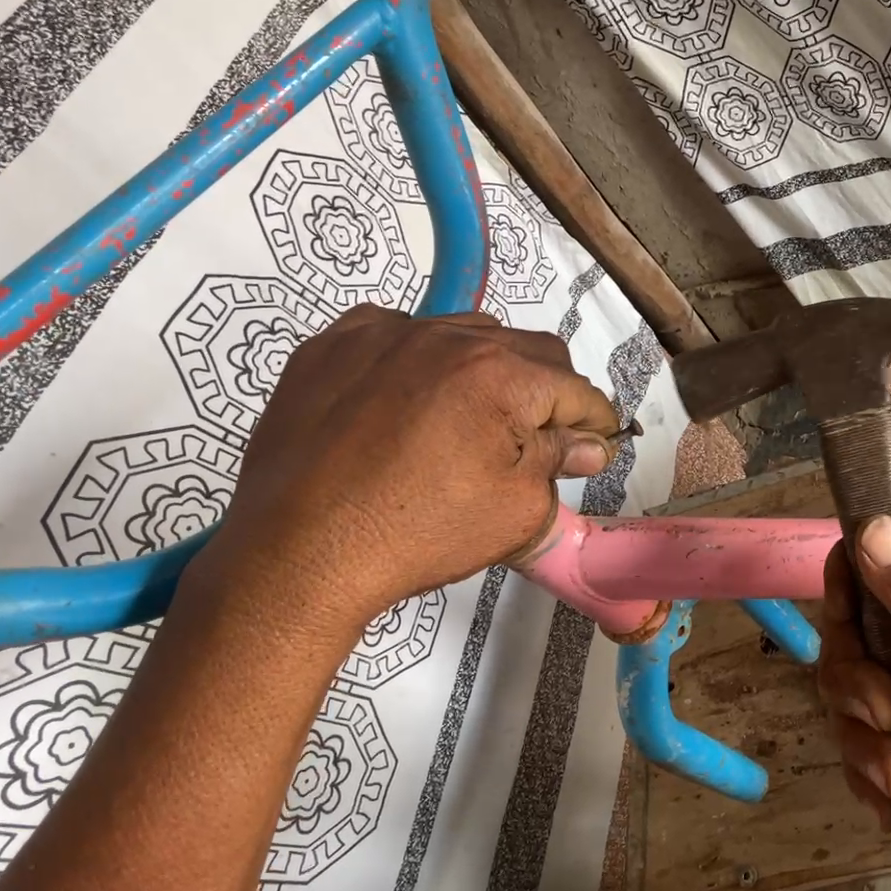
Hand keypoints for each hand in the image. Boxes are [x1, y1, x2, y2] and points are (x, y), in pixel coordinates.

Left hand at [185, 306, 617, 640]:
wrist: (295, 557)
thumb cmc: (419, 535)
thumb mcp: (515, 509)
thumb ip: (560, 463)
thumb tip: (589, 445)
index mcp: (502, 375)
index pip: (577, 389)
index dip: (595, 423)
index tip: (594, 448)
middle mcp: (448, 337)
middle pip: (531, 351)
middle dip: (548, 394)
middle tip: (533, 441)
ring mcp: (384, 334)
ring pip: (468, 334)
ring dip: (486, 371)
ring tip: (465, 422)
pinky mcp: (332, 345)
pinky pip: (399, 333)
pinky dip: (419, 360)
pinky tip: (406, 401)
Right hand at [816, 517, 890, 833]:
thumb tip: (871, 527)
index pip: (880, 543)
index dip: (852, 581)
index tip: (851, 632)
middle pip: (849, 616)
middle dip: (855, 679)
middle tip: (886, 717)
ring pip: (843, 674)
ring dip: (862, 734)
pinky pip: (850, 720)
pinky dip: (865, 760)